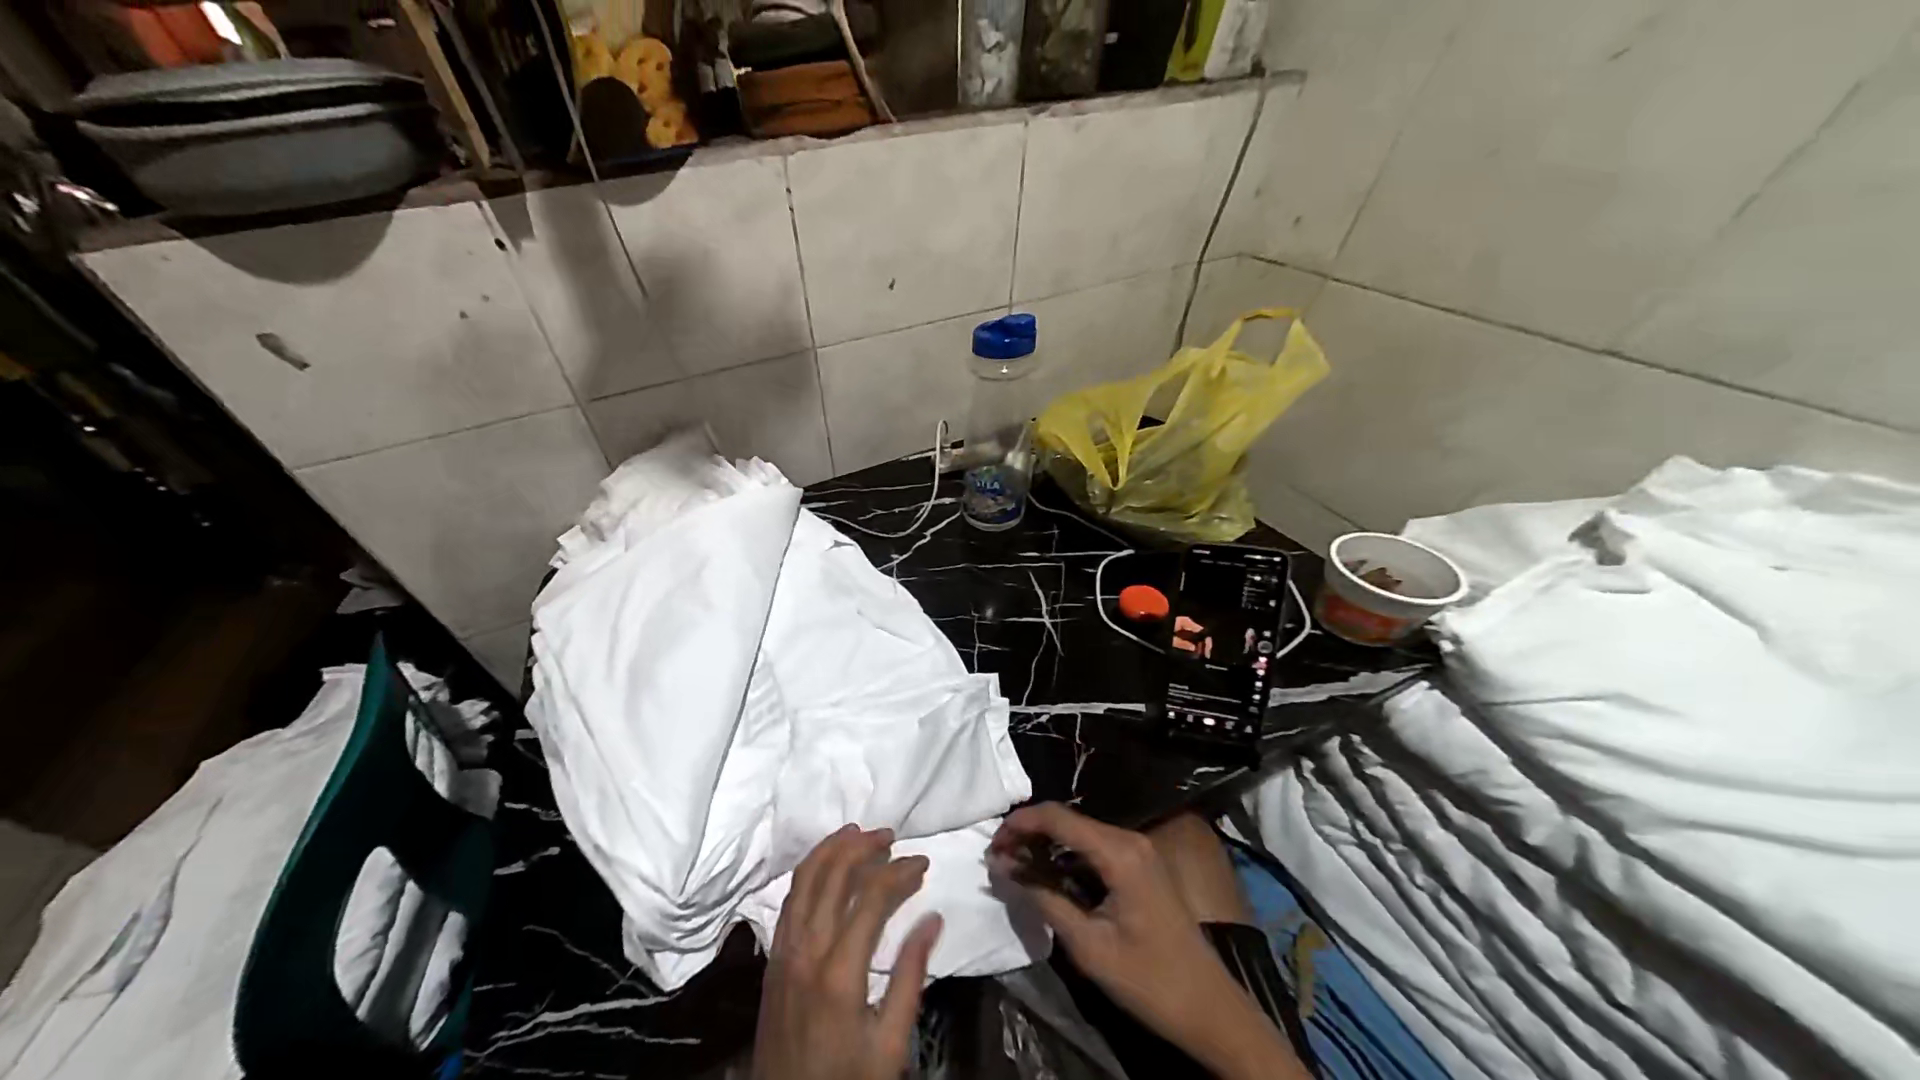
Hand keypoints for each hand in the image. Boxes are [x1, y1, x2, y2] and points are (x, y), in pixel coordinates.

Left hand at [752, 825, 943, 1079]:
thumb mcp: (890, 1045)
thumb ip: (911, 977)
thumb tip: (933, 919)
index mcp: (839, 972)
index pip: (870, 897)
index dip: (899, 872)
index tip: (922, 863)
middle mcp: (806, 950)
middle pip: (832, 875)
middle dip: (863, 846)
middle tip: (890, 835)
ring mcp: (783, 951)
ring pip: (804, 880)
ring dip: (831, 849)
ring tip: (858, 834)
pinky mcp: (772, 958)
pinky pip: (789, 900)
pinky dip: (809, 872)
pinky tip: (826, 866)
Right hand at [991, 804, 1304, 1079]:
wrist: (1209, 1008)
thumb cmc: (1148, 979)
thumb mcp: (1088, 944)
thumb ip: (1043, 898)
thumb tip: (1003, 866)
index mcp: (1119, 851)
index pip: (1057, 817)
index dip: (1019, 824)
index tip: (991, 845)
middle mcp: (1130, 839)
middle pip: (1068, 819)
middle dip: (1029, 833)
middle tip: (998, 859)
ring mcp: (1139, 850)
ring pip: (1080, 831)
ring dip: (1046, 843)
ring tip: (1015, 866)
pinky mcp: (1142, 865)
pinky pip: (1095, 846)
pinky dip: (1066, 854)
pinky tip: (1048, 874)